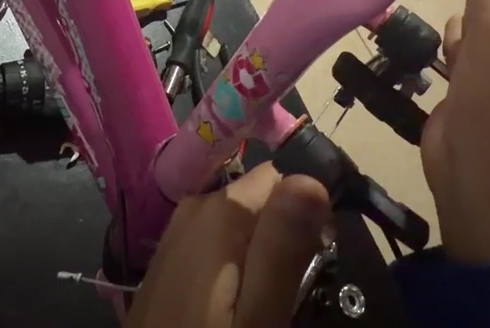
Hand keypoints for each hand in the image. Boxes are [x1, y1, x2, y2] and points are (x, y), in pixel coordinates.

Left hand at [127, 164, 331, 327]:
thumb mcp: (257, 313)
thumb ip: (283, 246)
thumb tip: (312, 179)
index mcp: (221, 210)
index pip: (283, 176)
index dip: (308, 212)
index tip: (317, 258)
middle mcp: (198, 204)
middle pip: (262, 198)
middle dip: (283, 235)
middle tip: (290, 290)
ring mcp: (180, 227)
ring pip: (242, 220)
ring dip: (261, 251)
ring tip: (263, 300)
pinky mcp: (172, 251)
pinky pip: (219, 237)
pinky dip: (237, 260)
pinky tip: (235, 300)